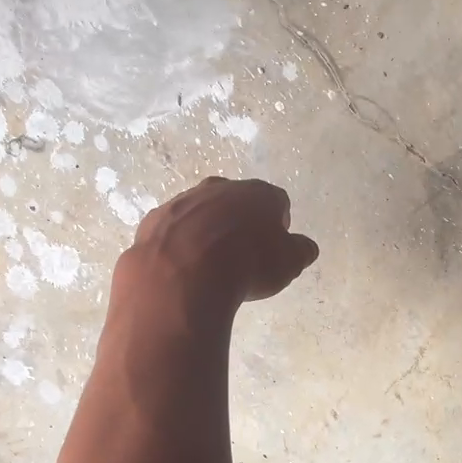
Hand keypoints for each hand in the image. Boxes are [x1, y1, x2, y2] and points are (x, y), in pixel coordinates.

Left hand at [111, 177, 319, 323]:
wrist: (186, 274)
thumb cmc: (250, 264)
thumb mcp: (290, 264)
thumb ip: (301, 251)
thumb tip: (306, 246)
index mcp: (258, 194)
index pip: (277, 201)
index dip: (279, 223)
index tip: (277, 245)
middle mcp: (219, 188)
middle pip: (236, 202)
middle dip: (242, 222)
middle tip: (247, 252)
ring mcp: (183, 201)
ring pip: (203, 213)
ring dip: (210, 232)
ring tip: (216, 265)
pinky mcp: (155, 220)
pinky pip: (176, 230)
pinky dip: (183, 245)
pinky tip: (189, 268)